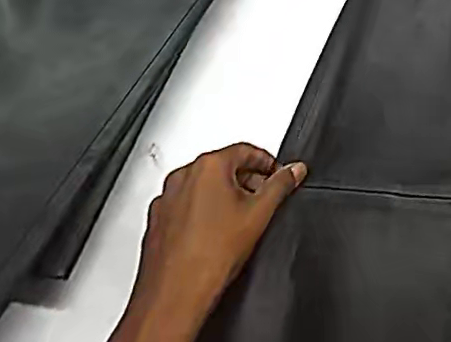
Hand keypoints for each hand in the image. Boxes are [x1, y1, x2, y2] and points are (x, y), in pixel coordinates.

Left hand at [110, 144, 306, 341]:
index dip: (266, 163)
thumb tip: (294, 170)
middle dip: (245, 181)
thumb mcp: (260, 213)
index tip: (275, 173)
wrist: (174, 299)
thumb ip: (281, 185)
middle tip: (260, 198)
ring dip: (221, 197)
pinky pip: (184, 206)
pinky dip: (200, 213)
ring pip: (202, 187)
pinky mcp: (156, 222)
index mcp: (208, 166)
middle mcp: (182, 177)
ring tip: (237, 221)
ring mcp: (166, 200)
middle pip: (223, 167)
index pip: (246, 151)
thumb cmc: (209, 258)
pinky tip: (212, 235)